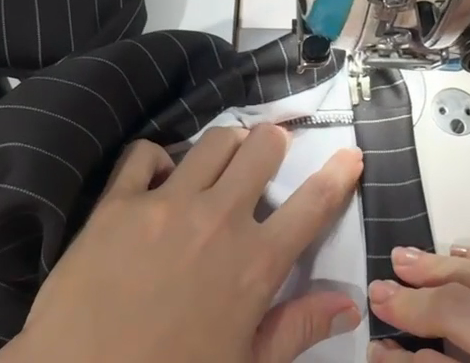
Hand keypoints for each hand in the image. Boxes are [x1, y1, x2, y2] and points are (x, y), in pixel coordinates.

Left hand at [0, 124, 364, 362]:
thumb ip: (296, 329)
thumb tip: (349, 304)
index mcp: (254, 264)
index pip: (312, 205)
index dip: (338, 174)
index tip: (351, 154)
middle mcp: (219, 220)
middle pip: (263, 149)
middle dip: (273, 144)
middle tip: (269, 154)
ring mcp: (167, 204)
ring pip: (214, 140)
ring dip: (227, 144)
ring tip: (222, 159)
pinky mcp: (118, 202)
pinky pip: (145, 153)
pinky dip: (157, 159)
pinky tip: (157, 178)